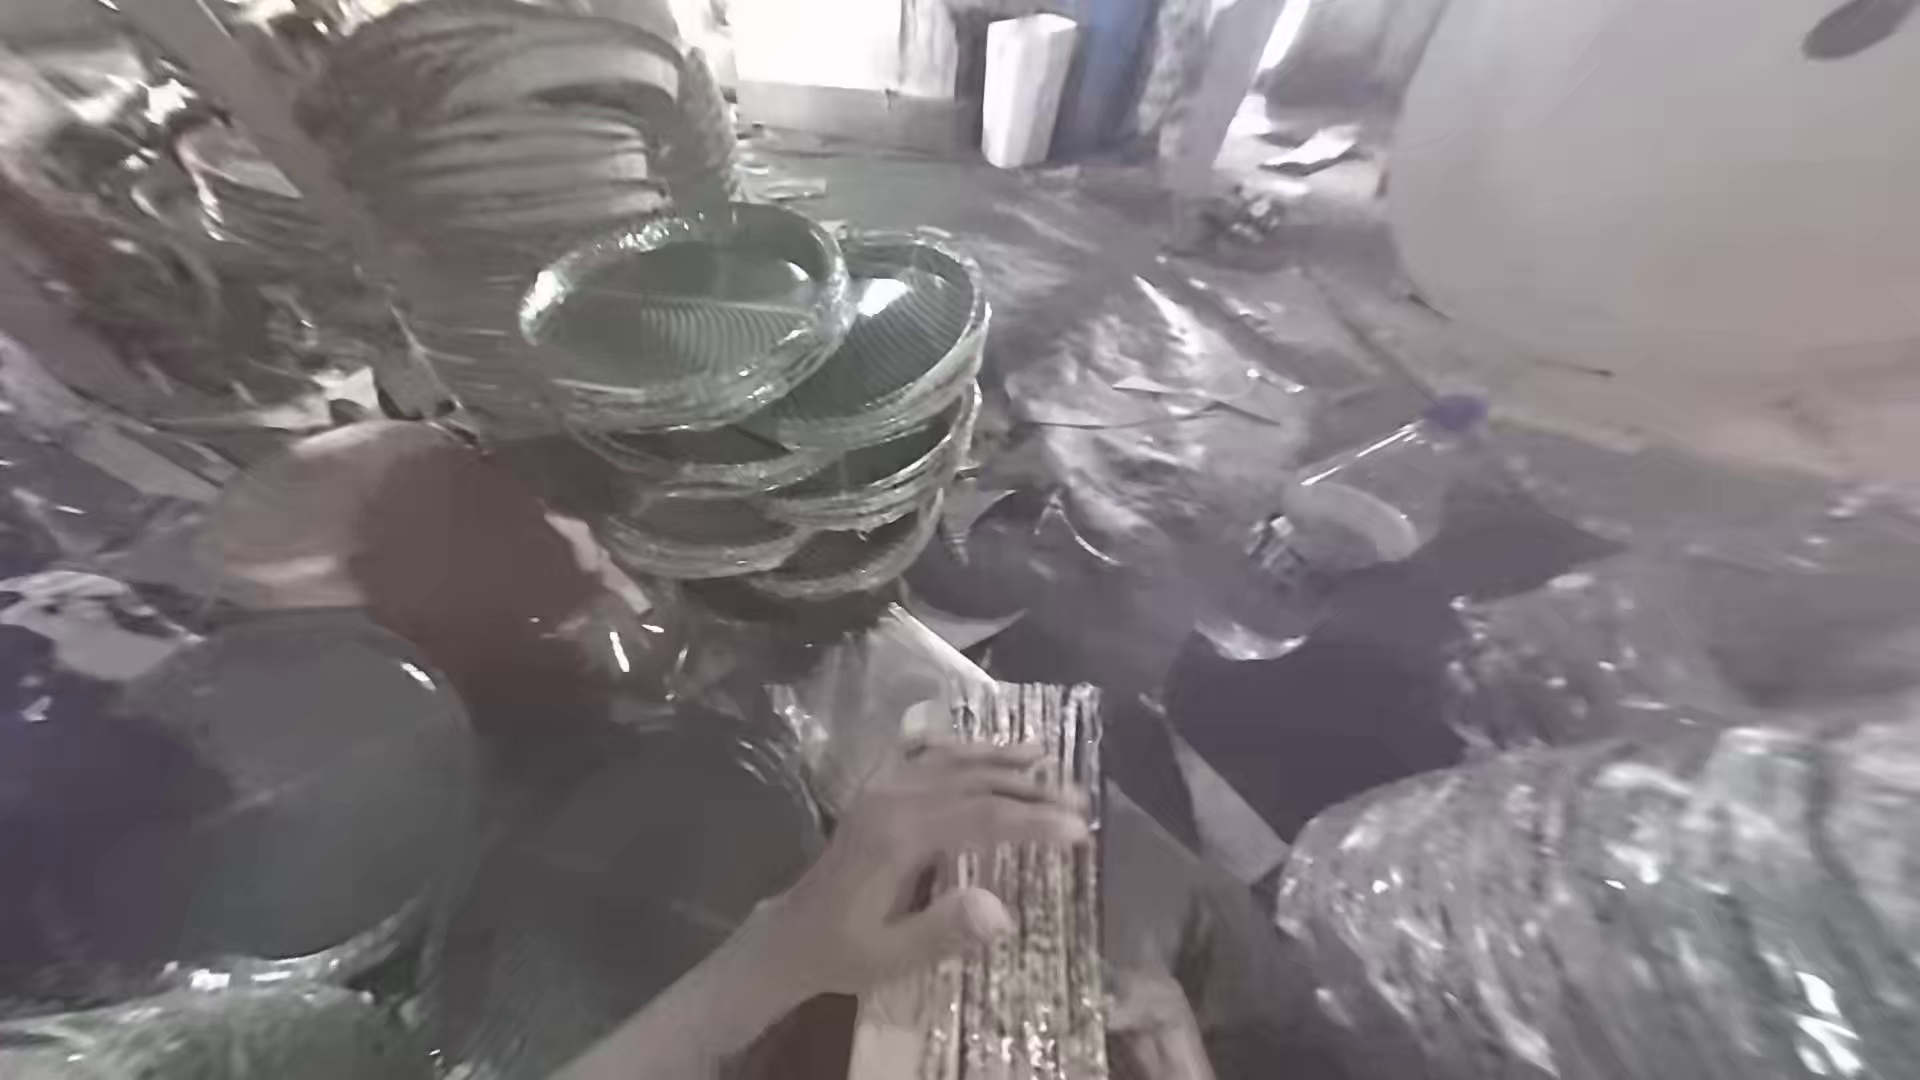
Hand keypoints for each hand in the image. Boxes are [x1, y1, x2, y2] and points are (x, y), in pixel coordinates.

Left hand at [745, 740, 1089, 998]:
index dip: (1033, 820)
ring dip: (1000, 758)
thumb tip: (1002, 910)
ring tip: (1042, 756)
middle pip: (973, 781)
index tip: (1077, 828)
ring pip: (952, 759)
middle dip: (1029, 787)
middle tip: (1076, 796)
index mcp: (899, 835)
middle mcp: (894, 797)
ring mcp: (885, 785)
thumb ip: (944, 931)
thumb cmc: (846, 949)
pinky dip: (961, 748)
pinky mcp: (881, 785)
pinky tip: (982, 748)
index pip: (981, 817)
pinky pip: (926, 753)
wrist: (794, 931)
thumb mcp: (891, 958)